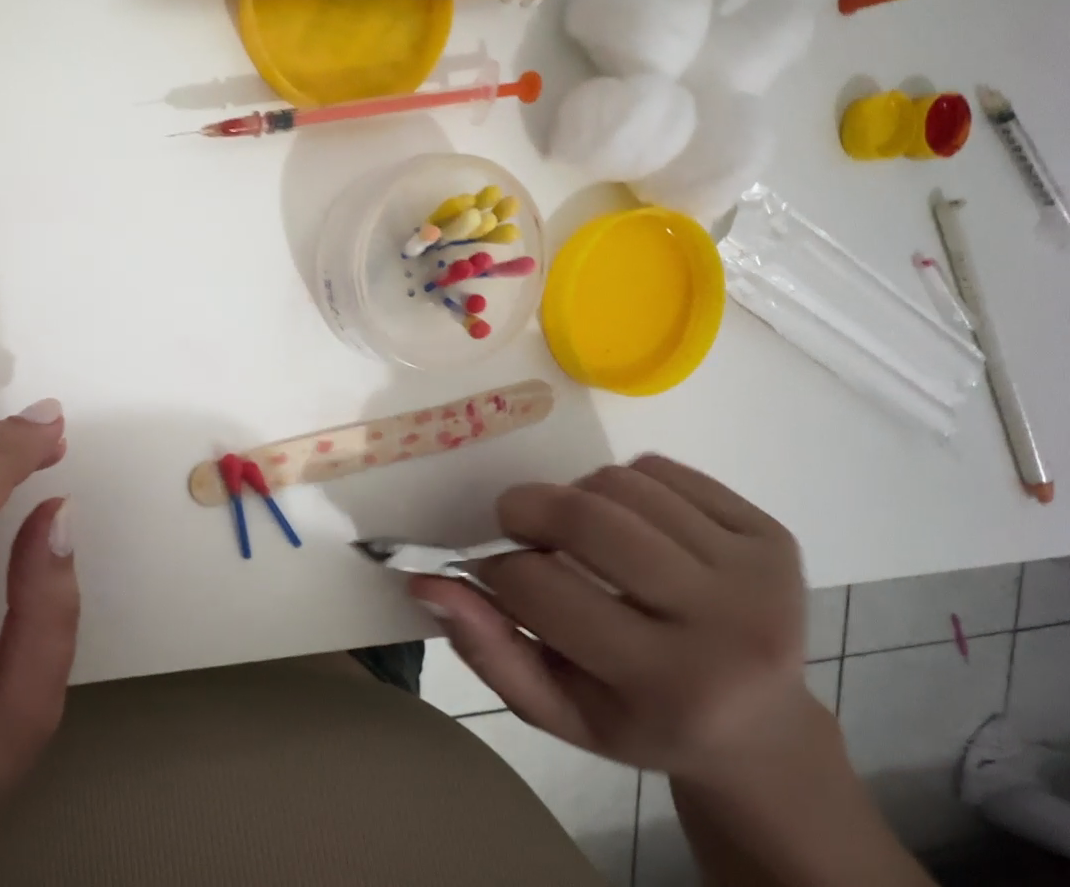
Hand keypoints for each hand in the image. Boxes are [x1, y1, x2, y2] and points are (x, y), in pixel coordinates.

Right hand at [414, 455, 817, 785]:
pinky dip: (621, 483)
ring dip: (574, 495)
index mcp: (669, 682)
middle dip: (524, 508)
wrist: (758, 727)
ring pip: (620, 483)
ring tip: (576, 533)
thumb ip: (485, 647)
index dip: (497, 570)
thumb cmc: (636, 720)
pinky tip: (626, 524)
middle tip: (513, 523)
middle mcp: (729, 623)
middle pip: (588, 519)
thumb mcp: (552, 707)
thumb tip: (424, 582)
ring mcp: (759, 572)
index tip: (494, 577)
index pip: (542, 588)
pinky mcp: (773, 536)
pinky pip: (663, 469)